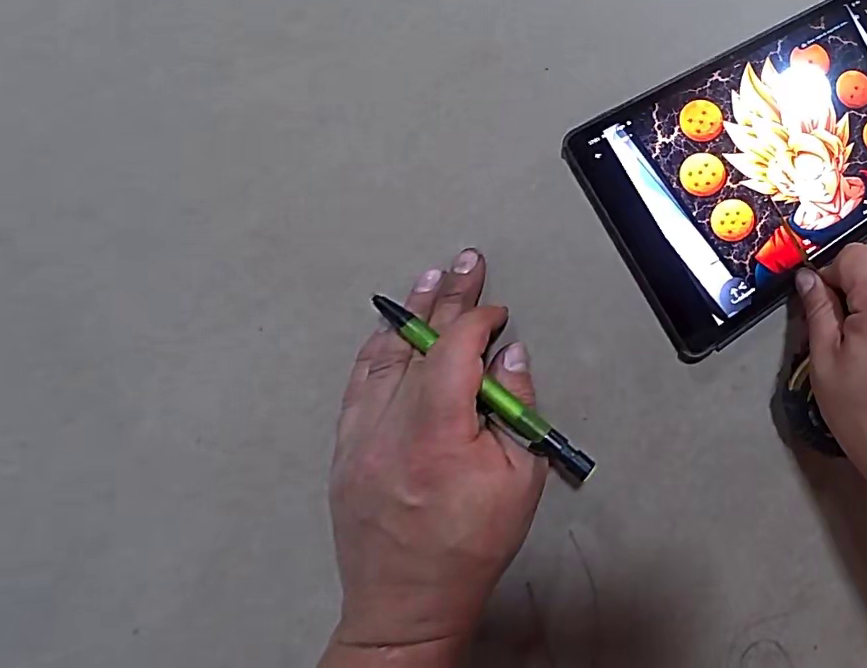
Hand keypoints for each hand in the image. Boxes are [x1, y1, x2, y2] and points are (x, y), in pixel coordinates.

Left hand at [324, 249, 545, 666]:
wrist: (407, 604)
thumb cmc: (471, 544)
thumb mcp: (520, 477)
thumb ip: (515, 407)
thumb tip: (510, 357)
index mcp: (438, 432)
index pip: (457, 348)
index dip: (480, 321)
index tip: (498, 315)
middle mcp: (392, 427)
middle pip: (425, 342)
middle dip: (452, 297)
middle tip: (467, 261)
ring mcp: (362, 436)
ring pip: (386, 356)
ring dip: (412, 313)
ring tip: (430, 279)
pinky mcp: (346, 449)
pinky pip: (358, 385)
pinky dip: (378, 350)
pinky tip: (389, 328)